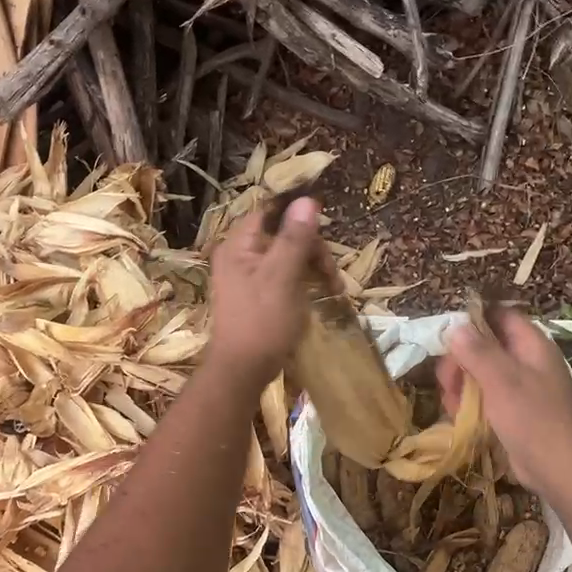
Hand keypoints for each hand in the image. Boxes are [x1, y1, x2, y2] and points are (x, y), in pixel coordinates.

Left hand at [203, 197, 322, 383]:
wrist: (242, 372)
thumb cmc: (262, 323)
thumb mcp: (282, 277)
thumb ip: (294, 238)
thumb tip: (308, 199)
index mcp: (238, 245)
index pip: (270, 211)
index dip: (298, 215)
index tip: (325, 232)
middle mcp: (239, 256)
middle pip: (281, 234)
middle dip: (311, 249)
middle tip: (331, 275)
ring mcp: (246, 278)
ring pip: (286, 257)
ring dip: (311, 268)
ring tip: (332, 288)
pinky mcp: (256, 298)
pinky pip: (282, 278)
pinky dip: (302, 283)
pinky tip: (318, 296)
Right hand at [437, 306, 571, 492]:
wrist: (559, 468)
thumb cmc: (533, 419)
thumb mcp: (502, 380)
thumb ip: (478, 351)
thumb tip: (455, 326)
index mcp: (531, 345)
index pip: (500, 316)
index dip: (473, 320)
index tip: (446, 336)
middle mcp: (527, 362)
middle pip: (485, 346)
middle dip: (460, 360)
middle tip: (447, 381)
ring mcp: (520, 388)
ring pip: (481, 374)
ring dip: (461, 385)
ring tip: (452, 404)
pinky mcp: (512, 412)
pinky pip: (485, 398)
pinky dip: (470, 403)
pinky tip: (458, 416)